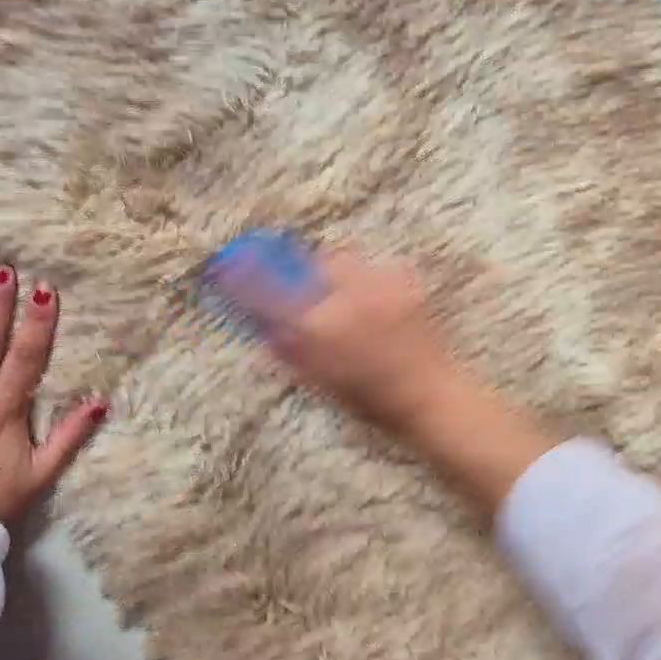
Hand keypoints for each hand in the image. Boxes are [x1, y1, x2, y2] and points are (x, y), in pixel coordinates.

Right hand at [220, 246, 556, 518]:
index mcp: (318, 327)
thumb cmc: (372, 400)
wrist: (431, 396)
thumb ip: (287, 349)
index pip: (268, 292)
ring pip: (345, 259)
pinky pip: (379, 266)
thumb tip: (263, 327)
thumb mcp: (319, 380)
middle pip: (313, 263)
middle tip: (317, 294)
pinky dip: (374, 280)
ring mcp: (379, 285)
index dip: (244, 276)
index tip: (229, 263)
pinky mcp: (406, 281)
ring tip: (355, 302)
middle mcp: (345, 298)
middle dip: (310, 274)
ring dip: (341, 275)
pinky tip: (380, 305)